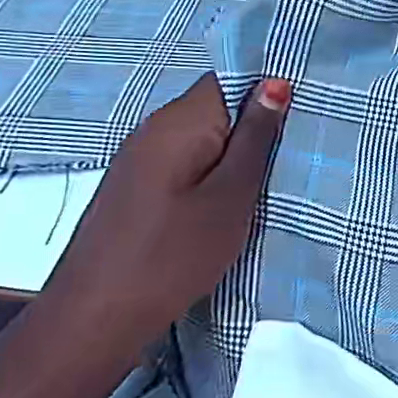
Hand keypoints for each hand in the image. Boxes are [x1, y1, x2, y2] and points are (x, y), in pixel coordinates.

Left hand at [35, 72, 290, 369]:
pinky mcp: (134, 184)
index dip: (268, 87)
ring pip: (200, 135)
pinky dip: (209, 170)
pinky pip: (182, 159)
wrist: (93, 319)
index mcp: (179, 121)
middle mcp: (153, 127)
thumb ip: (255, 138)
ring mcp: (138, 156)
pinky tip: (227, 198)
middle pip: (215, 105)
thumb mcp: (230, 197)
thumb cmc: (172, 255)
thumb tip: (274, 83)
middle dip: (255, 122)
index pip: (229, 77)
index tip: (304, 110)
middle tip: (295, 150)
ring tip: (270, 176)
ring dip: (233, 150)